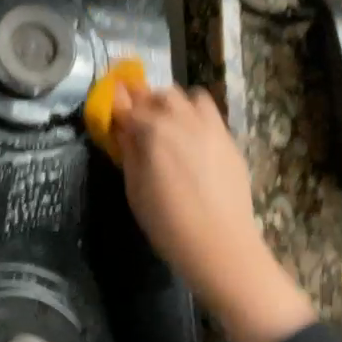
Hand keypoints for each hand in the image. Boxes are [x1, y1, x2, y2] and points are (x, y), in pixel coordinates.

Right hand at [111, 82, 314, 341]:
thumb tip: (123, 129)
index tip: (111, 111)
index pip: (125, 104)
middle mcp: (181, 119)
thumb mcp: (134, 189)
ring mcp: (209, 126)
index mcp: (151, 130)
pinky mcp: (229, 139)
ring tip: (170, 126)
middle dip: (145, 103)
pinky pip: (209, 113)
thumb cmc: (168, 223)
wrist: (222, 247)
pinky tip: (193, 140)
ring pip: (187, 96)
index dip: (115, 105)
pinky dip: (196, 116)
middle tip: (140, 125)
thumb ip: (128, 151)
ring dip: (173, 104)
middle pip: (158, 94)